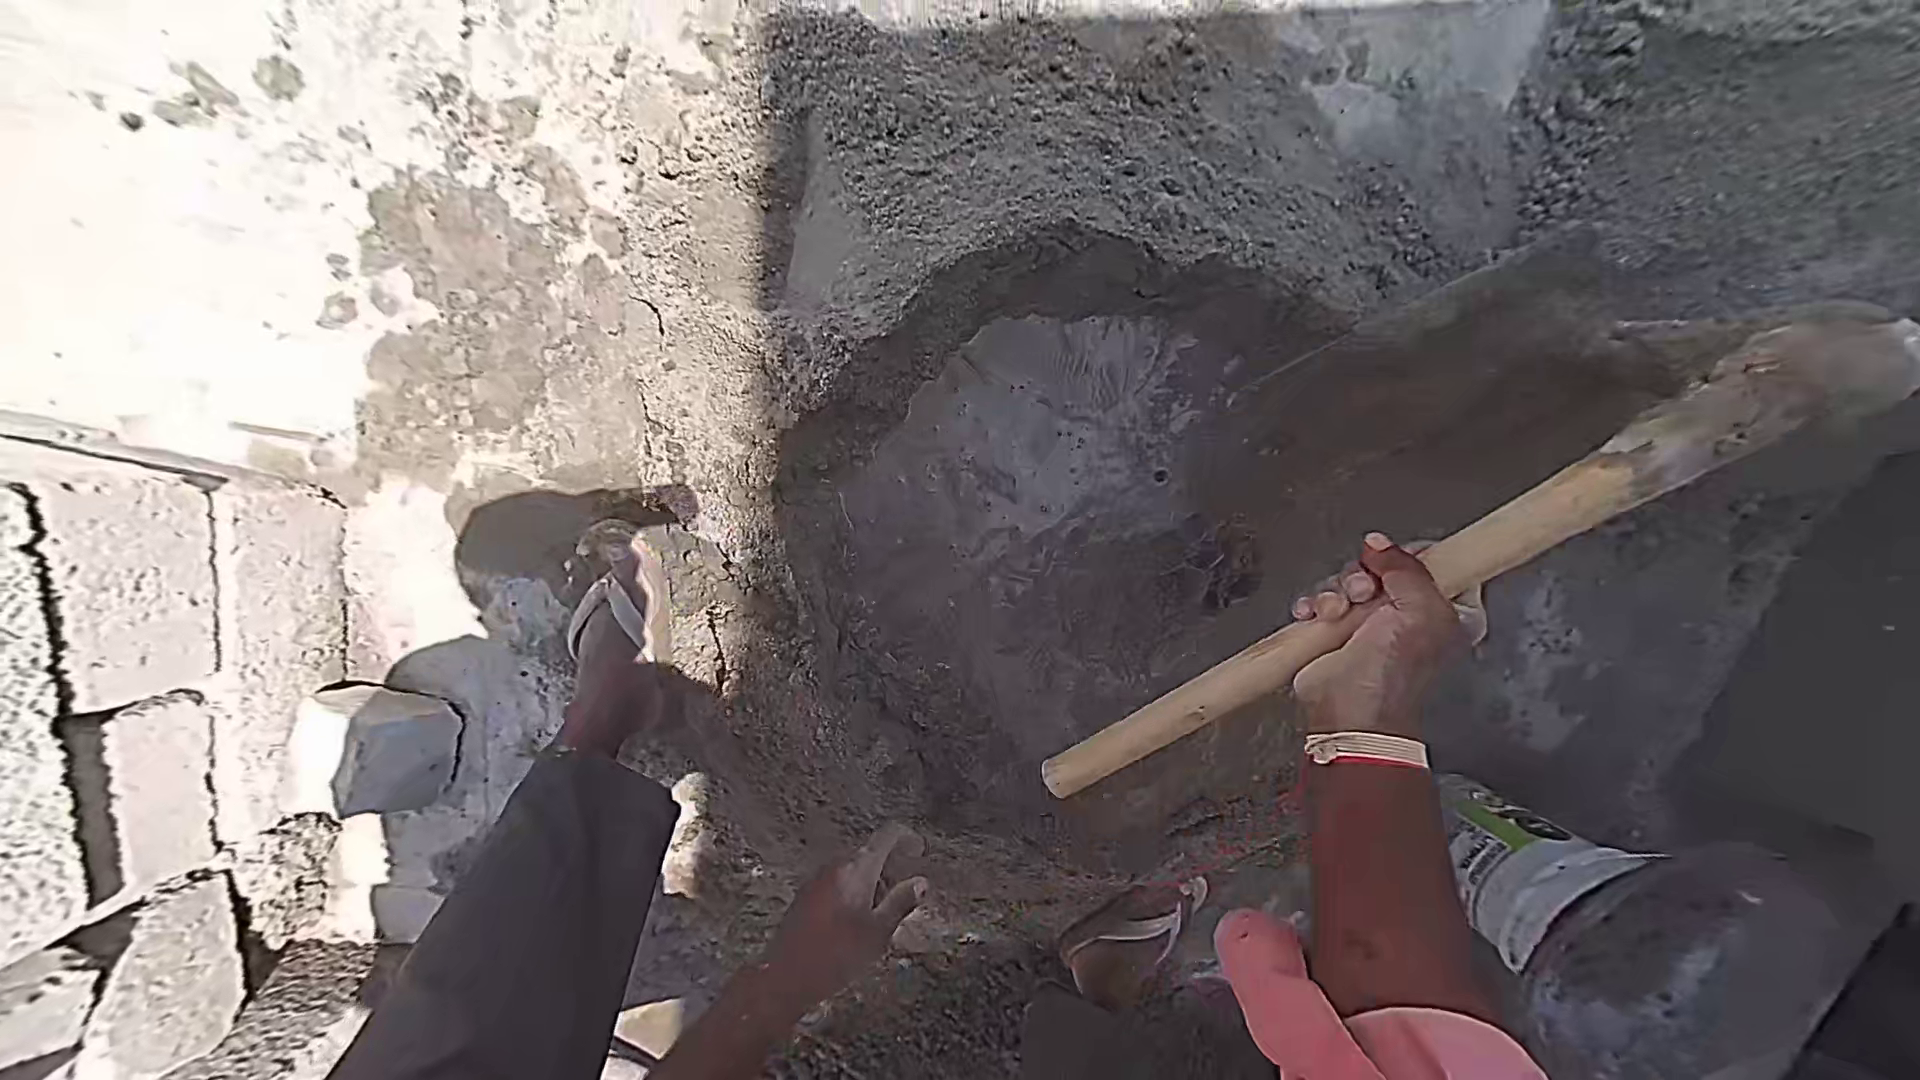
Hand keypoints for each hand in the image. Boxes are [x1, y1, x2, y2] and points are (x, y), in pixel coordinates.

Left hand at [761, 824, 928, 1009]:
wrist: (783, 979)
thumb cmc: (836, 956)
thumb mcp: (877, 933)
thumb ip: (901, 902)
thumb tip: (921, 881)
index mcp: (857, 867)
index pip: (887, 835)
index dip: (907, 838)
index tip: (920, 851)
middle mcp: (837, 864)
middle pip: (871, 853)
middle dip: (891, 868)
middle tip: (903, 896)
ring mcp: (818, 878)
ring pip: (854, 868)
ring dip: (873, 882)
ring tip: (880, 916)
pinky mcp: (806, 895)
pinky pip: (838, 881)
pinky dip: (854, 890)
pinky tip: (854, 922)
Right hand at [1290, 533, 1466, 736]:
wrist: (1348, 707)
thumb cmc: (1392, 672)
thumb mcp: (1420, 611)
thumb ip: (1407, 568)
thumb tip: (1379, 543)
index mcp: (1444, 608)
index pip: (1430, 562)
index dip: (1405, 557)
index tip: (1390, 565)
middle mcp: (1407, 613)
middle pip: (1379, 568)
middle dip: (1360, 578)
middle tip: (1361, 596)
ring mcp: (1368, 622)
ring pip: (1345, 583)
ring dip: (1333, 594)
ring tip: (1335, 615)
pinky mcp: (1335, 630)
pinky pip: (1319, 600)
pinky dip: (1312, 605)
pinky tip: (1314, 617)